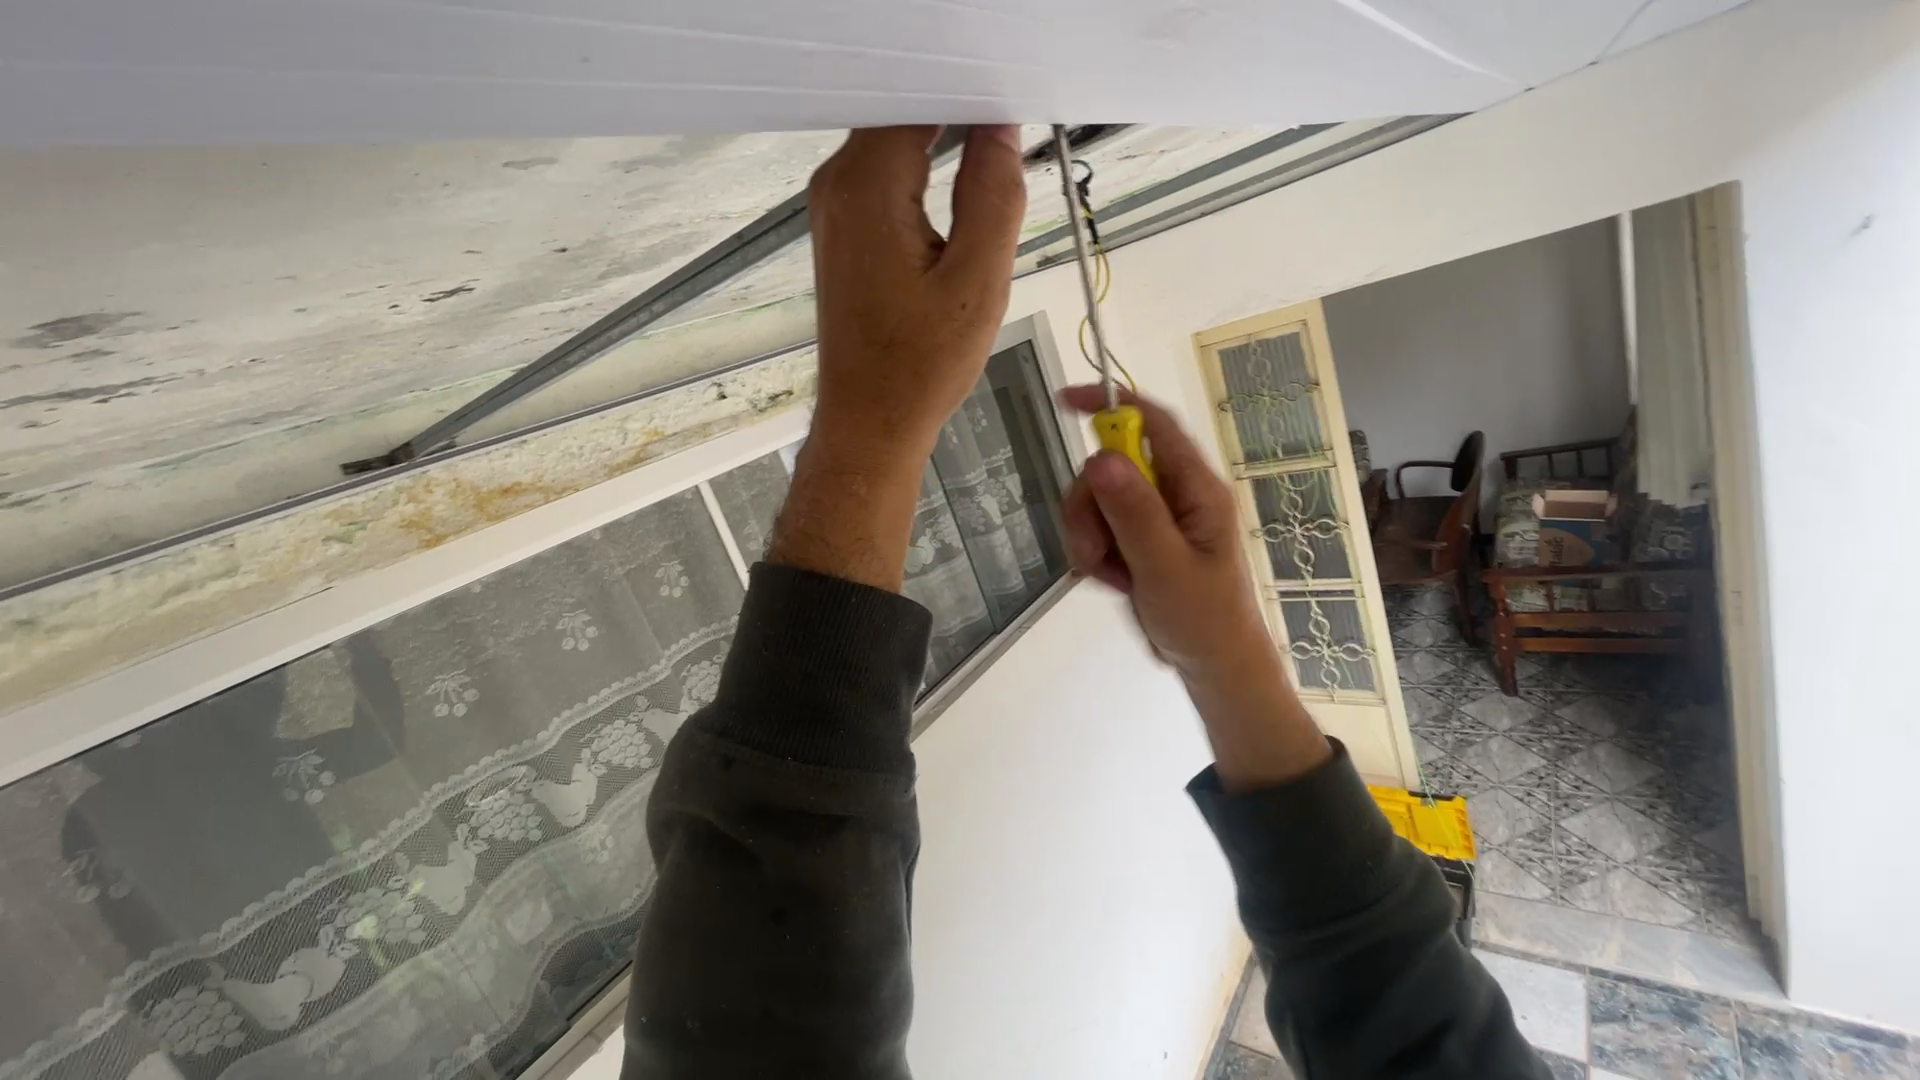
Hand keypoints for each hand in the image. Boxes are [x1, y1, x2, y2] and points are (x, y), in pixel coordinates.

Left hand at [768, 126, 1026, 591]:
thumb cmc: (918, 367)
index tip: (1014, 109)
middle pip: (904, 110)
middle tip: (1012, 132)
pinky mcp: (843, 231)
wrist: (870, 420)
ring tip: (995, 155)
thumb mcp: (978, 281)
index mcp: (868, 186)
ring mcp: (835, 207)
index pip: (921, 95)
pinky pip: (886, 175)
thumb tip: (1001, 128)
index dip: (971, 93)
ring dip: (944, 143)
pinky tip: (958, 190)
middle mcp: (838, 185)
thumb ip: (994, 192)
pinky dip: (924, 172)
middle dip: (960, 113)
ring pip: (895, 141)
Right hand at [1056, 385, 1271, 678]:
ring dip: (1088, 535)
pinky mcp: (1139, 538)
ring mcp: (1155, 515)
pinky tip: (1113, 579)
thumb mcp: (1166, 567)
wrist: (1213, 665)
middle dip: (1089, 506)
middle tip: (1092, 551)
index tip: (1066, 402)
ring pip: (1096, 499)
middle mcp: (1175, 492)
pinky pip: (1097, 527)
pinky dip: (1094, 552)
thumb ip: (1134, 513)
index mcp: (1196, 488)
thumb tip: (1100, 457)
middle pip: (1110, 467)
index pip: (1153, 424)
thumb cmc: (1203, 619)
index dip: (1111, 405)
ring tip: (1107, 575)